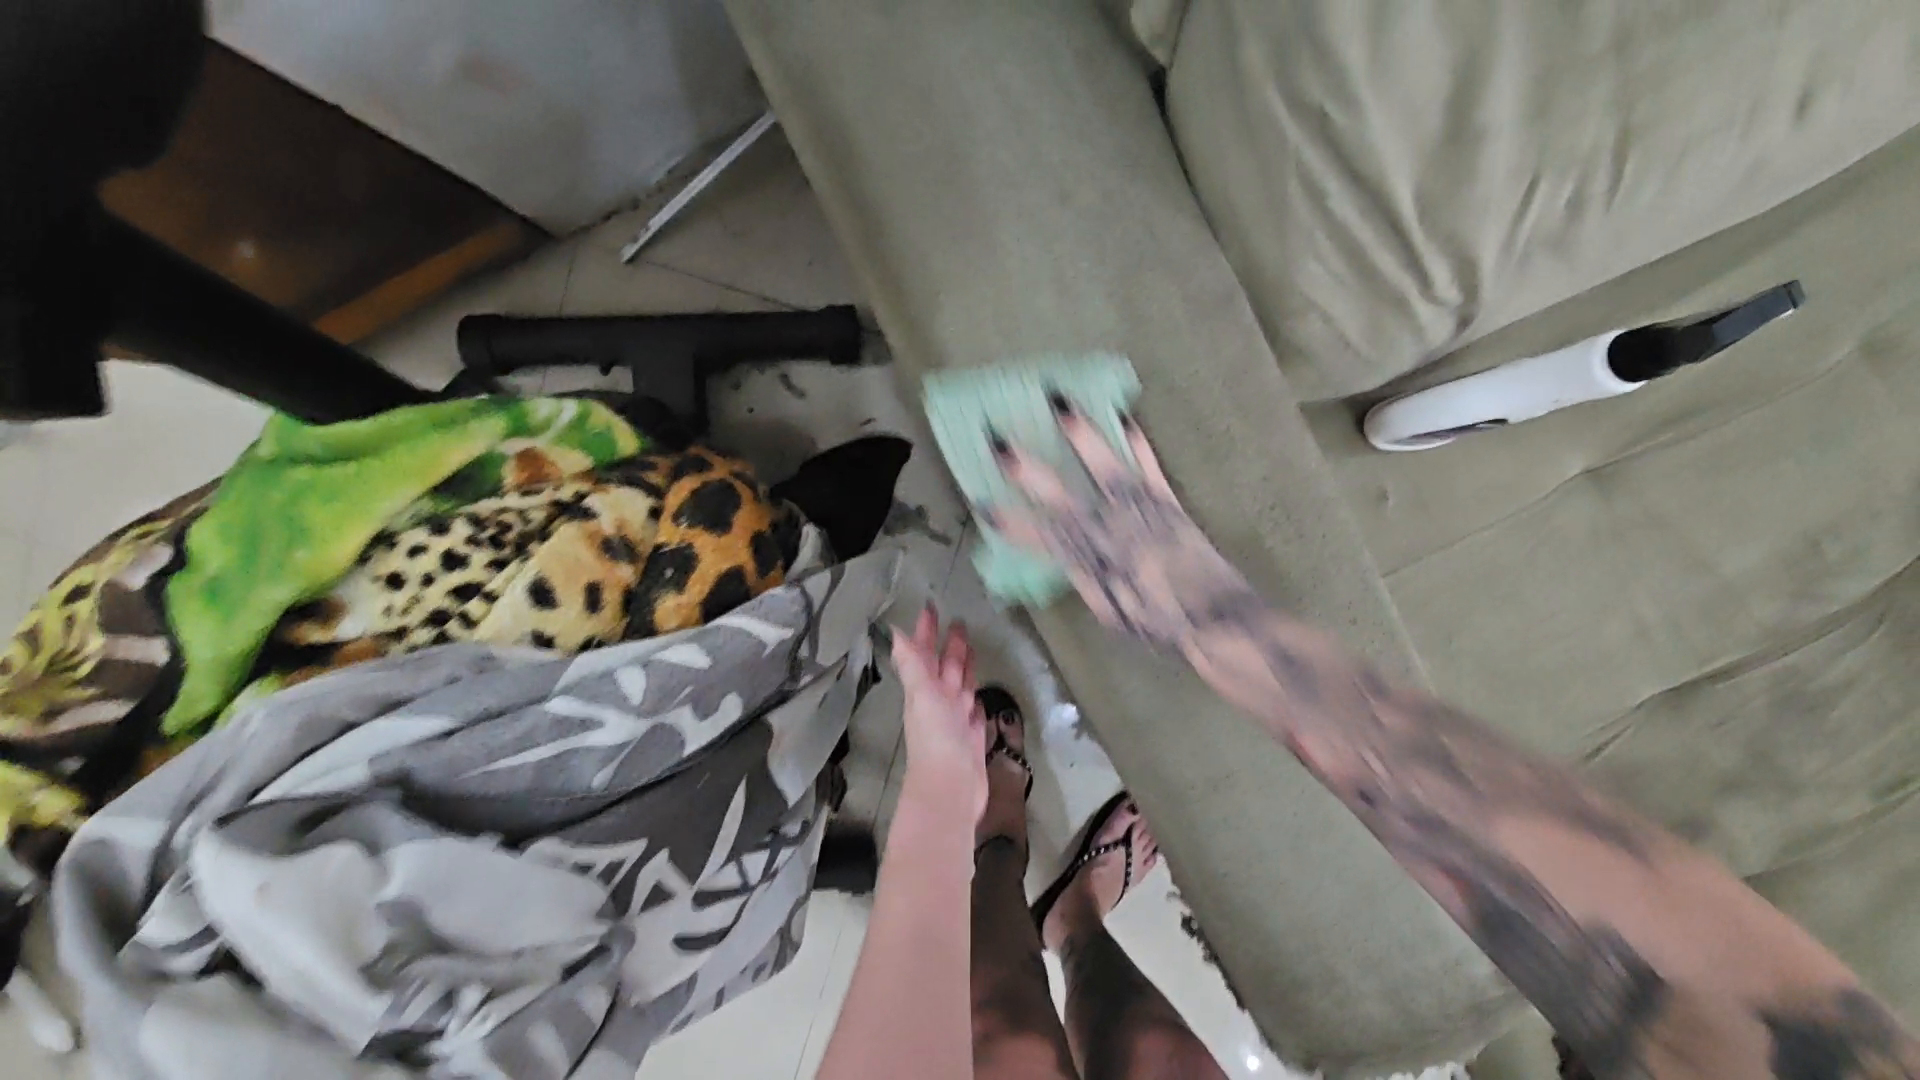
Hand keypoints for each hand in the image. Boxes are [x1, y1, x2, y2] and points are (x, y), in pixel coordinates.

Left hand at [892, 606, 988, 820]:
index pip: (925, 654)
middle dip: (950, 647)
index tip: (931, 608)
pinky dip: (976, 704)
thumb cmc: (936, 738)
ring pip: (960, 689)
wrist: (950, 788)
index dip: (927, 632)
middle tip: (959, 622)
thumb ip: (911, 664)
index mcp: (924, 692)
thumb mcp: (921, 694)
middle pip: (945, 669)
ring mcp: (955, 723)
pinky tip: (979, 698)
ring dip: (964, 670)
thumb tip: (893, 631)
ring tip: (972, 652)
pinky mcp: (971, 740)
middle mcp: (938, 704)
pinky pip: (973, 716)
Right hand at [984, 400, 1251, 651]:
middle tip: (999, 442)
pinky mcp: (1168, 501)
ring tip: (1060, 403)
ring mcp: (1142, 511)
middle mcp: (1112, 532)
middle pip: (1063, 497)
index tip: (983, 507)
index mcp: (1093, 564)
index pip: (1042, 539)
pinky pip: (1150, 466)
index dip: (1012, 523)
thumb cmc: (1161, 624)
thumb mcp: (1111, 613)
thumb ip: (1087, 580)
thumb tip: (1067, 557)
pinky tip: (1125, 419)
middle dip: (1028, 471)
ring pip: (1105, 468)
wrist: (1218, 619)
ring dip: (1081, 435)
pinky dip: (1137, 443)